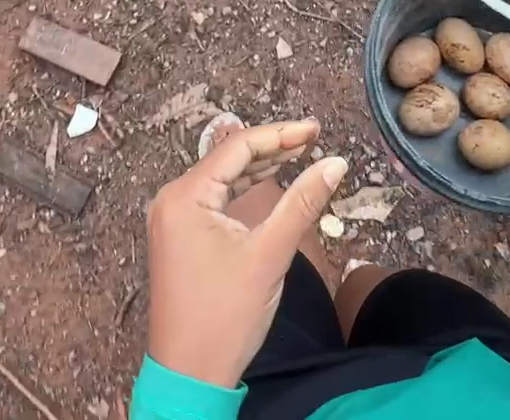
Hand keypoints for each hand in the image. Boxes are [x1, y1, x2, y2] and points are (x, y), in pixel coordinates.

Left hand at [146, 119, 348, 386]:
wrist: (189, 378)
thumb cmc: (226, 315)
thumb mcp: (270, 254)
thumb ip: (302, 203)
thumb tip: (336, 162)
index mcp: (185, 196)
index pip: (237, 146)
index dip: (280, 134)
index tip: (316, 130)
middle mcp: (173, 198)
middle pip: (228, 157)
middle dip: (273, 146)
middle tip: (313, 139)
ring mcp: (173, 217)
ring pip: (223, 176)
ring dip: (260, 165)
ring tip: (300, 153)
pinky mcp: (181, 235)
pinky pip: (216, 197)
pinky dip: (245, 188)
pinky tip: (271, 182)